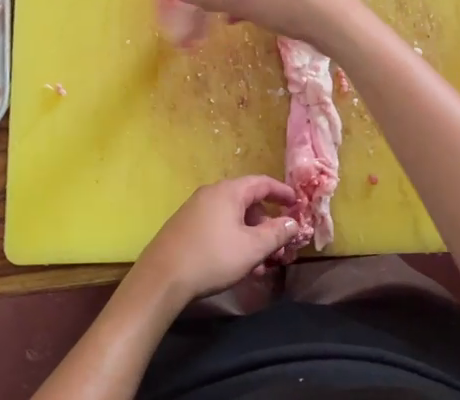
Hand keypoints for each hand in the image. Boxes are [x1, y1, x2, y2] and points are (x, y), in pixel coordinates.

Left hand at [132, 175, 302, 304]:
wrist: (163, 277)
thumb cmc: (213, 257)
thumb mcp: (252, 248)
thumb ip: (276, 233)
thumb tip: (292, 222)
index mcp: (229, 192)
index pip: (261, 183)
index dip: (282, 192)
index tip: (297, 203)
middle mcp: (211, 194)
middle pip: (248, 203)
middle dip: (267, 225)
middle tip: (280, 247)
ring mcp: (196, 210)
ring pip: (233, 219)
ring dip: (251, 239)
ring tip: (261, 267)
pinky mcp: (186, 227)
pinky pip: (219, 228)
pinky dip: (234, 242)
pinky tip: (240, 268)